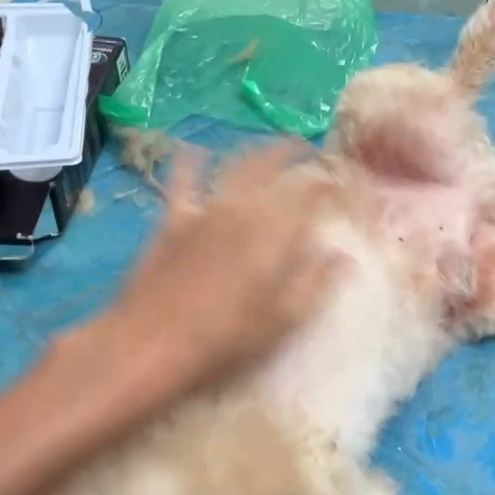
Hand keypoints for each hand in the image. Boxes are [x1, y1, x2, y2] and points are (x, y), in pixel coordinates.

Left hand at [64, 140, 341, 420]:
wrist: (149, 344)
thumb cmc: (225, 338)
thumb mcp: (283, 319)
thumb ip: (316, 280)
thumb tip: (345, 255)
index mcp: (277, 231)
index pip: (314, 193)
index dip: (332, 184)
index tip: (342, 186)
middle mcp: (244, 207)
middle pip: (274, 164)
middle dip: (295, 152)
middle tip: (310, 152)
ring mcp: (205, 208)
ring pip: (236, 164)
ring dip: (256, 151)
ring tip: (269, 150)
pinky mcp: (173, 217)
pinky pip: (183, 178)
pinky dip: (192, 160)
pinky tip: (196, 150)